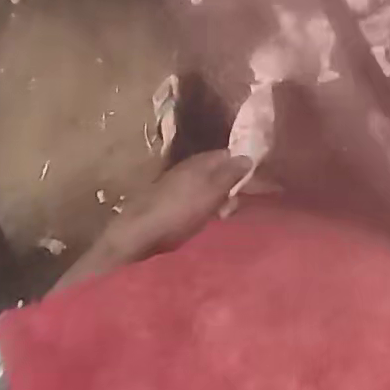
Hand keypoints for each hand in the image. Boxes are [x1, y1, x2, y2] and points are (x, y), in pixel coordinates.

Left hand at [107, 150, 250, 259]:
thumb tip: (248, 157)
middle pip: (219, 173)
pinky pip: (197, 201)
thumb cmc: (180, 211)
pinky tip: (203, 221)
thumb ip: (230, 174)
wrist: (139, 234)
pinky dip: (204, 209)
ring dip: (218, 202)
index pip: (227, 155)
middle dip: (230, 188)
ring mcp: (179, 185)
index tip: (250, 184)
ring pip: (208, 189)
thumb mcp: (211, 192)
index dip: (241, 166)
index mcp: (199, 161)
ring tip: (219, 218)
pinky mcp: (172, 203)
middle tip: (230, 208)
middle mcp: (189, 168)